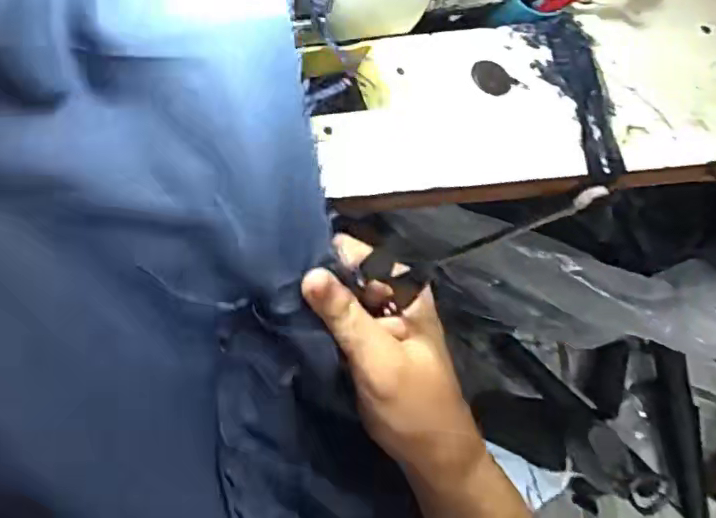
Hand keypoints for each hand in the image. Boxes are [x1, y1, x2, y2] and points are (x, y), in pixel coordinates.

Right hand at [302, 235, 490, 486]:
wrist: (434, 461)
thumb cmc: (414, 407)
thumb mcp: (378, 359)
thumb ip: (344, 315)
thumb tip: (309, 273)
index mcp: (406, 287)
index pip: (357, 253)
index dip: (325, 257)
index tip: (291, 266)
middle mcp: (392, 292)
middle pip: (345, 269)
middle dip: (317, 278)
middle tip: (281, 285)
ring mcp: (378, 314)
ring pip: (338, 292)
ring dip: (316, 299)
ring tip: (283, 299)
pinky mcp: (365, 334)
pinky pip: (337, 314)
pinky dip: (319, 316)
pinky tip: (296, 317)